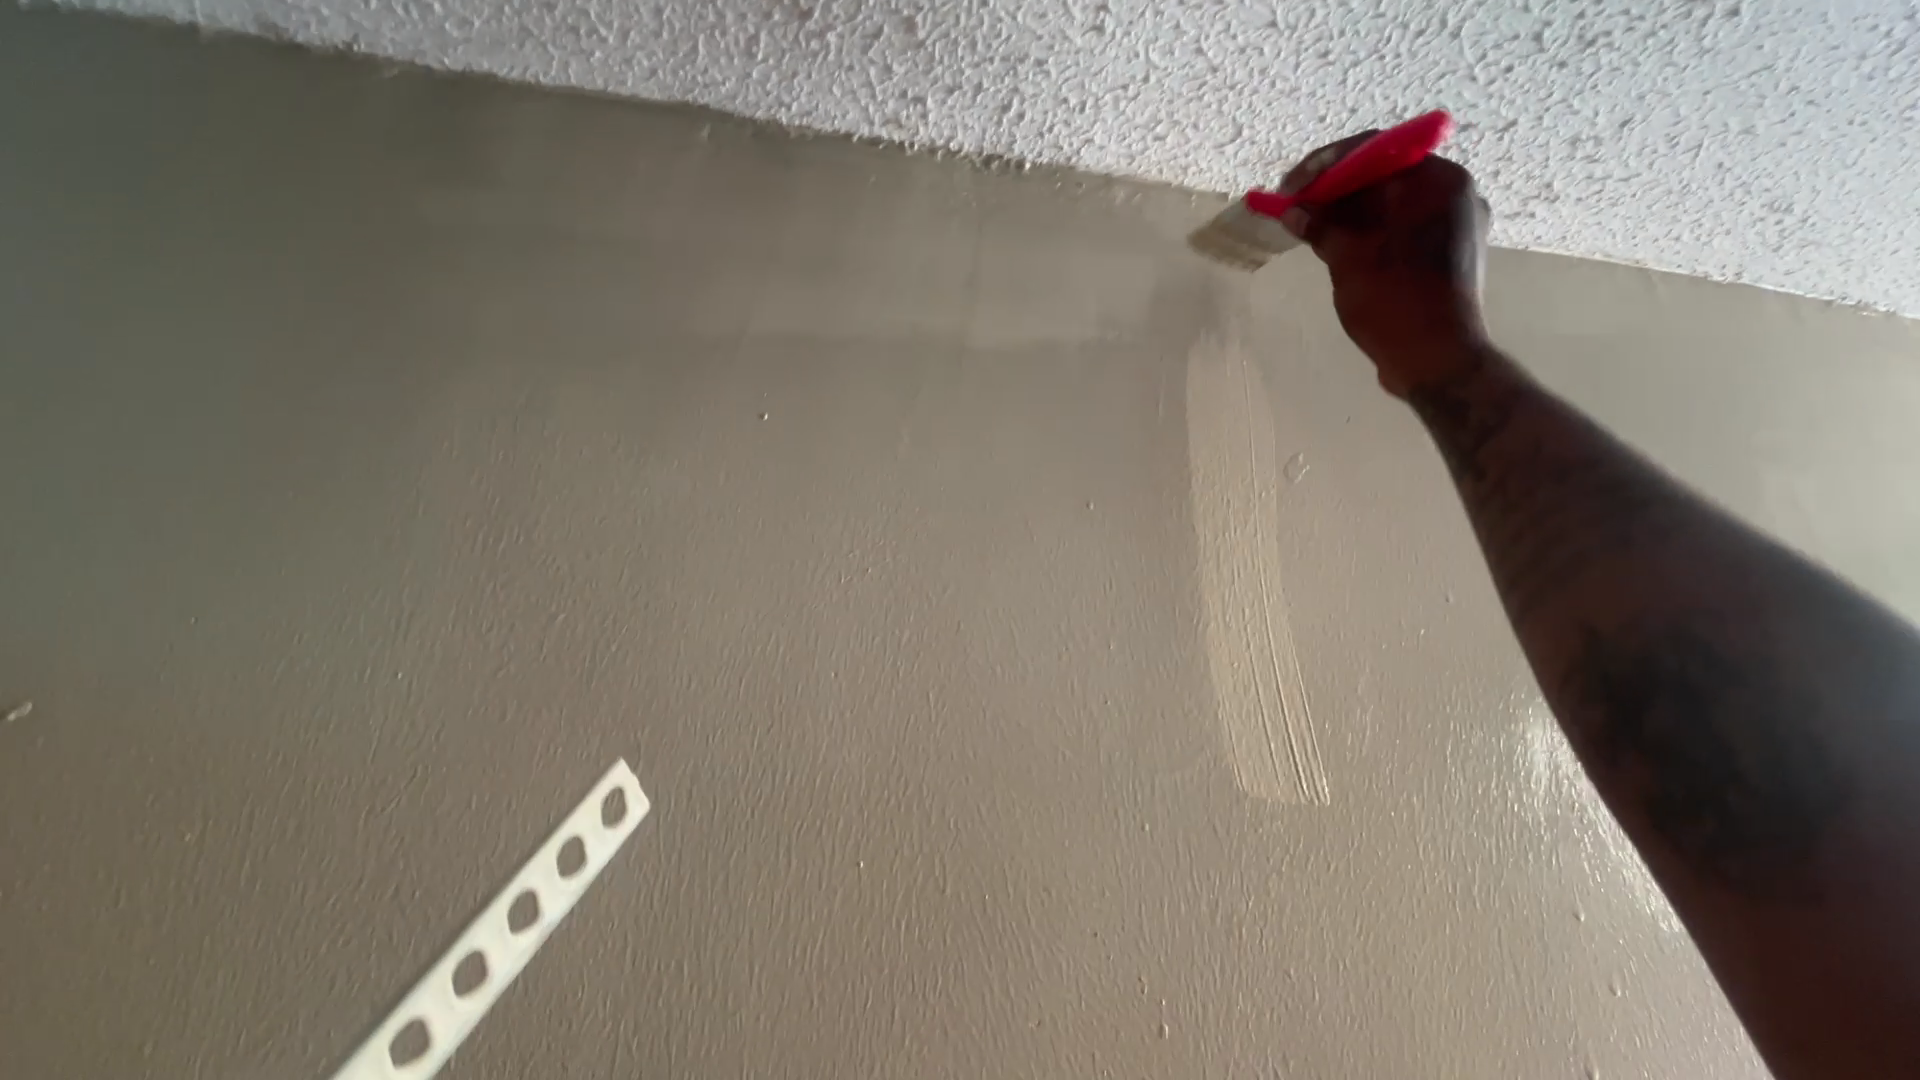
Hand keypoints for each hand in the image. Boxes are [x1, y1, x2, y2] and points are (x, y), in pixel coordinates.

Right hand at [1278, 131, 1493, 396]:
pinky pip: (1401, 232)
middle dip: (1335, 192)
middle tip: (1295, 209)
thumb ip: (1321, 225)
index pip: (1375, 151)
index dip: (1325, 165)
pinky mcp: (1446, 258)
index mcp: (1438, 181)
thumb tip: (1293, 210)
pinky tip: (1339, 252)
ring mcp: (1453, 228)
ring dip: (1349, 215)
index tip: (1289, 187)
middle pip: (1384, 178)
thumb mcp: (1348, 258)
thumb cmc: (1394, 299)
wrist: (1435, 358)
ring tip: (1310, 231)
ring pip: (1391, 207)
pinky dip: (1368, 235)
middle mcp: (1453, 195)